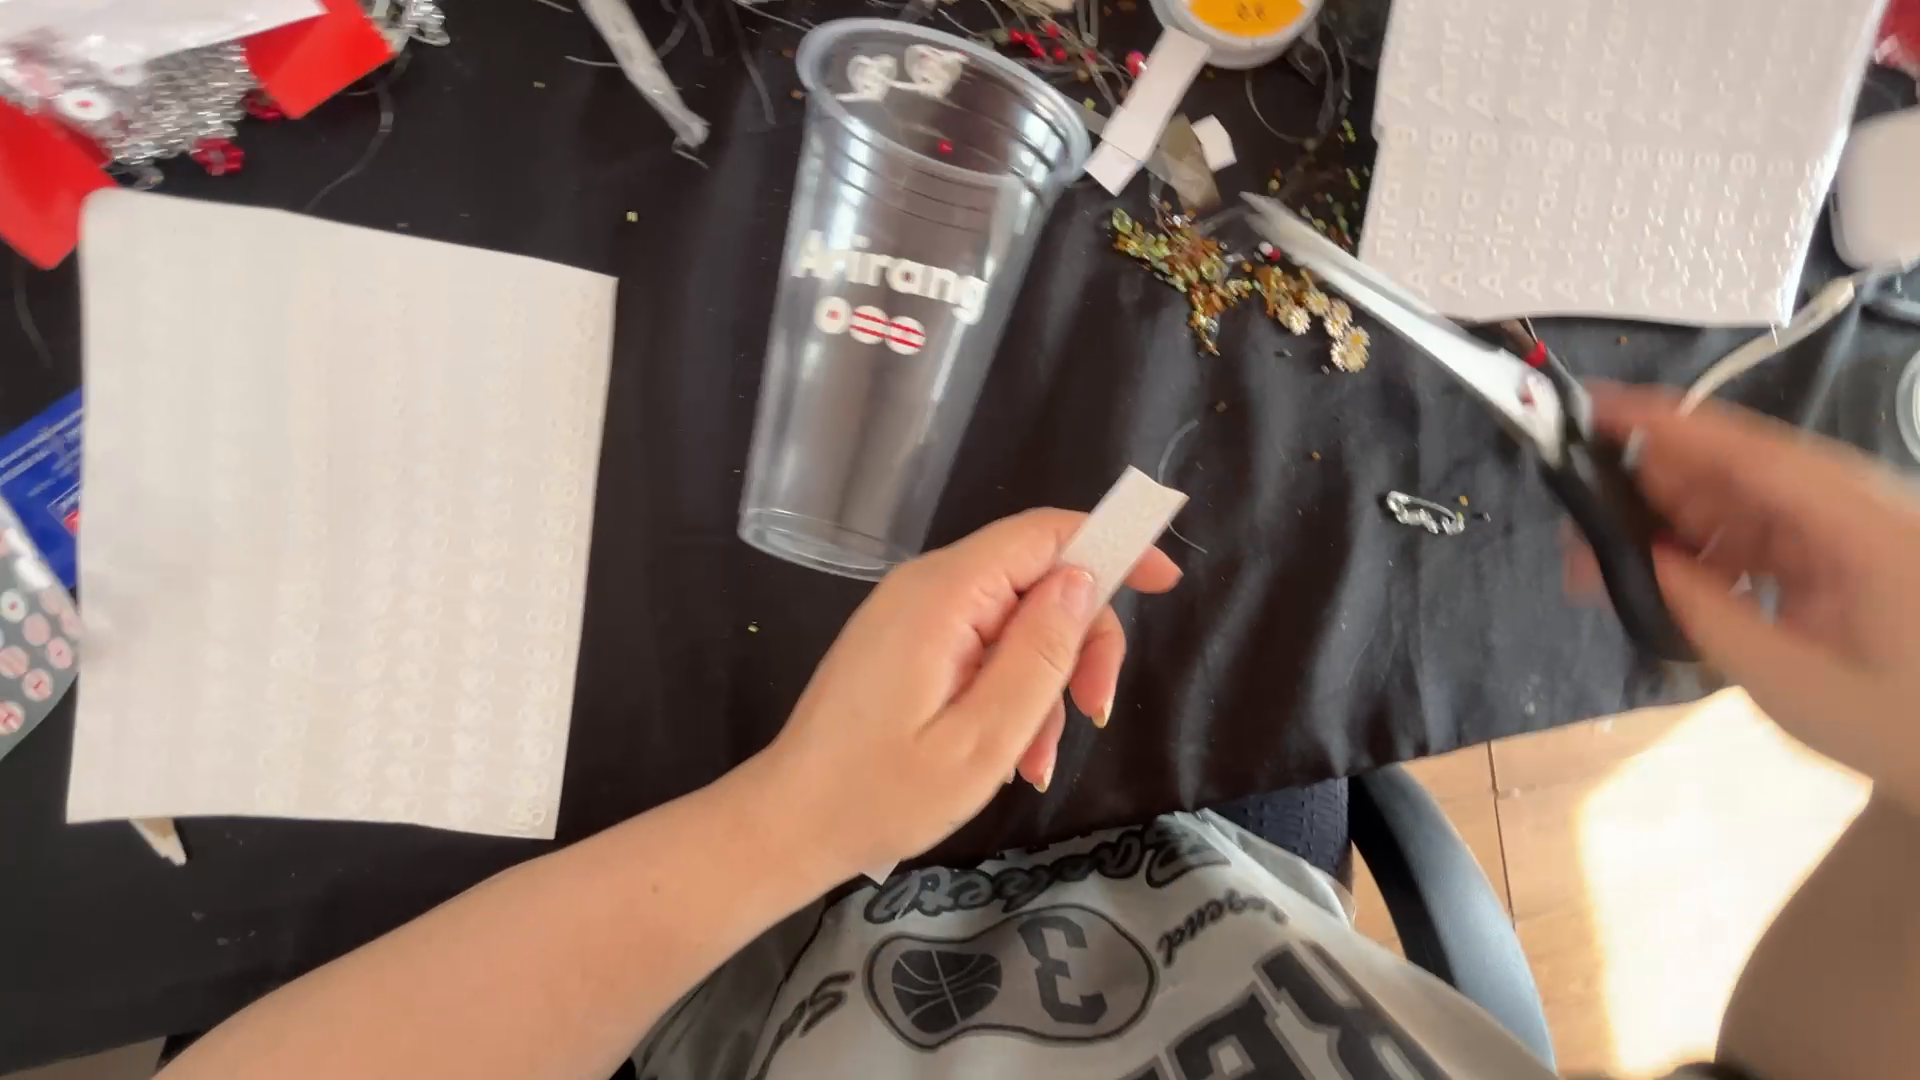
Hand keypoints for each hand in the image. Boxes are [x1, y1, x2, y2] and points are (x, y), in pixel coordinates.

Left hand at [750, 509, 1180, 879]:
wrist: (791, 824)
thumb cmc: (882, 793)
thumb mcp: (983, 738)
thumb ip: (1039, 653)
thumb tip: (1083, 580)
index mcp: (945, 594)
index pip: (1042, 534)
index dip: (1110, 544)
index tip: (1164, 583)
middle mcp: (928, 586)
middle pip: (1036, 580)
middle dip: (1078, 642)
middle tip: (1093, 713)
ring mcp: (915, 613)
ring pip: (1015, 620)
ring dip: (1044, 682)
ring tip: (1036, 760)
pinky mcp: (909, 641)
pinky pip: (982, 646)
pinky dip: (1009, 690)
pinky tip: (1010, 754)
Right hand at [1590, 384, 1919, 813]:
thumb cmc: (1906, 729)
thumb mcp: (1792, 682)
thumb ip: (1705, 612)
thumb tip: (1636, 559)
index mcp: (1871, 532)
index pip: (1758, 458)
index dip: (1671, 425)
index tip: (1594, 406)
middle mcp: (1866, 515)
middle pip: (1739, 475)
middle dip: (1646, 487)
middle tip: (1573, 517)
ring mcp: (1856, 534)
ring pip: (1738, 504)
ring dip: (1662, 525)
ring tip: (1597, 562)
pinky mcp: (1846, 555)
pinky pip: (1756, 533)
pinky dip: (1697, 550)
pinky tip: (1655, 575)